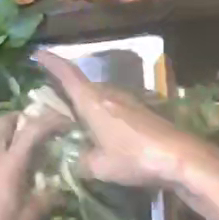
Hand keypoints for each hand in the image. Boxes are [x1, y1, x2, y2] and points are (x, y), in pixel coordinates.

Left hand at [0, 111, 67, 219]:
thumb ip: (48, 199)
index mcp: (10, 161)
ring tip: (29, 150)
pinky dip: (2, 150)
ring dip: (11, 135)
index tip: (66, 122)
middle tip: (39, 125)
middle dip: (22, 117)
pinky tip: (11, 170)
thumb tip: (62, 192)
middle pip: (4, 121)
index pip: (33, 129)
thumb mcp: (31, 215)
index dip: (51, 121)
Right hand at [35, 51, 218, 188]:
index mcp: (93, 101)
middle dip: (66, 89)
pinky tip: (102, 131)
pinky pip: (114, 106)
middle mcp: (109, 94)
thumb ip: (81, 161)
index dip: (51, 62)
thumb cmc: (134, 158)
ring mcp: (129, 100)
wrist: (181, 158)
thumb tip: (76, 159)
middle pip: (82, 85)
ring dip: (86, 103)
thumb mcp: (99, 167)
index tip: (37, 53)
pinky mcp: (143, 111)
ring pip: (99, 96)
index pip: (67, 74)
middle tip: (50, 99)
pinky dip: (102, 113)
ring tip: (74, 119)